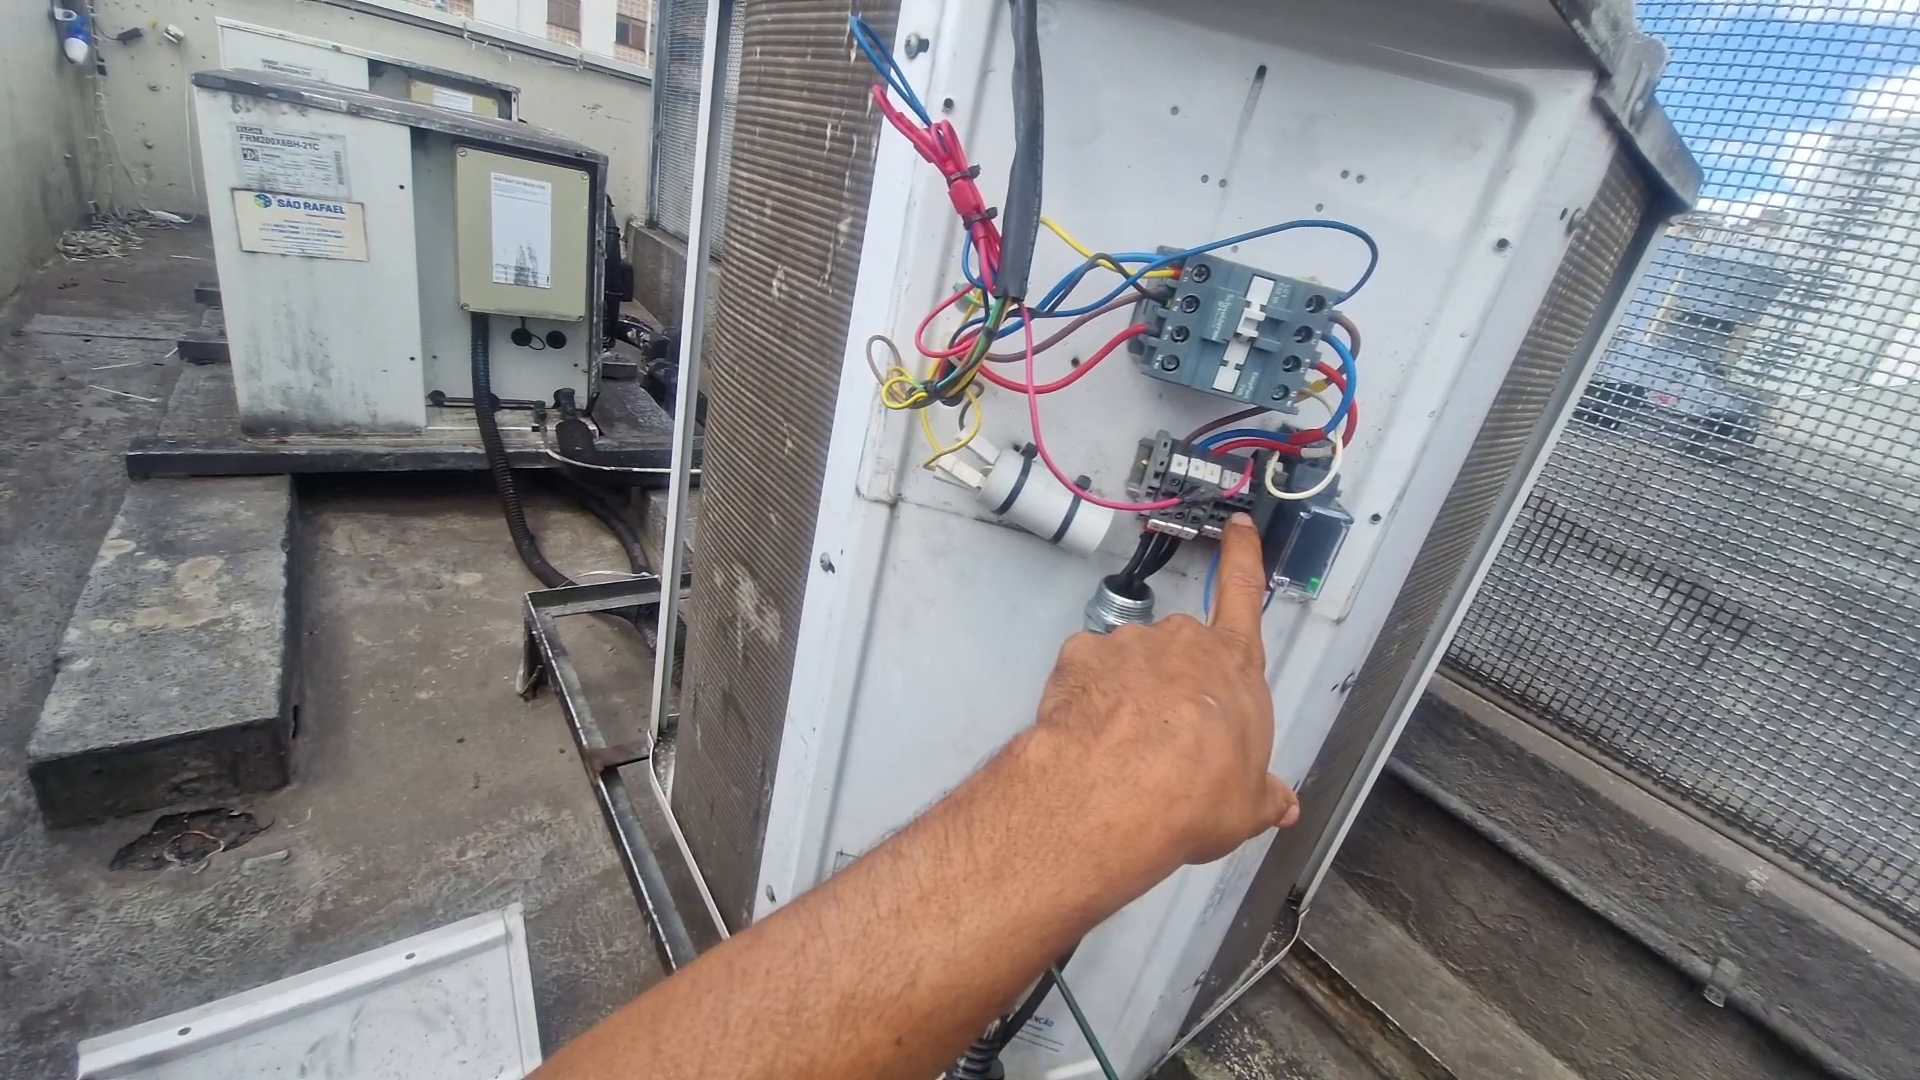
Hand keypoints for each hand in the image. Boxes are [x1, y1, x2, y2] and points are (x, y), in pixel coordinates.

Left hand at [1024, 514, 1298, 882]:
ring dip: (1129, 690)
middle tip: (1166, 733)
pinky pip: (1088, 668)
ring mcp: (1127, 642)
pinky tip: (1091, 727)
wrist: (1118, 790)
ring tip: (1124, 741)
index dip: (1243, 556)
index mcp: (1232, 665)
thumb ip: (1265, 793)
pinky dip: (1088, 691)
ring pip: (1131, 660)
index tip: (1238, 527)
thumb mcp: (1249, 805)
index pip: (1243, 594)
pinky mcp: (1080, 653)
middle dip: (1174, 683)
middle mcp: (1181, 641)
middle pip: (1181, 651)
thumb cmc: (1196, 792)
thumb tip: (1283, 804)